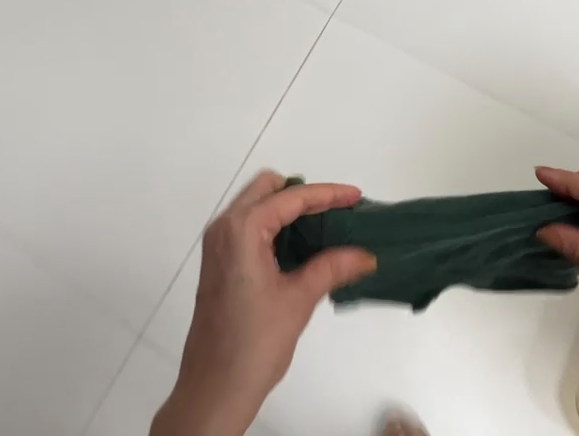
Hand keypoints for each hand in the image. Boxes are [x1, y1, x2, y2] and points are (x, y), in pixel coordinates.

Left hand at [153, 171, 376, 435]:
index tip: (356, 196)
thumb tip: (365, 254)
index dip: (327, 194)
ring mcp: (218, 243)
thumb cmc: (254, 344)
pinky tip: (301, 247)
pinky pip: (249, 226)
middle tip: (337, 212)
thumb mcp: (298, 300)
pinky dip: (275, 226)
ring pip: (256, 205)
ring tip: (325, 227)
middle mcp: (224, 227)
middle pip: (267, 188)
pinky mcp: (219, 261)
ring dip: (288, 209)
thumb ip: (331, 267)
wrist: (213, 389)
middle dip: (304, 194)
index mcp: (241, 229)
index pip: (290, 197)